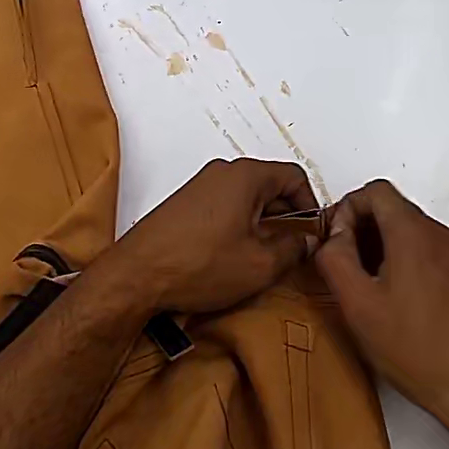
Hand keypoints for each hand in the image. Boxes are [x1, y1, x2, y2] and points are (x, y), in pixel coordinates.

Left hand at [96, 158, 319, 315]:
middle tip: (291, 249)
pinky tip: (233, 256)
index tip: (313, 232)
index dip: (311, 205)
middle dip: (286, 216)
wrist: (136, 275)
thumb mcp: (260, 265)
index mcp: (246, 176)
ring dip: (261, 223)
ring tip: (260, 257)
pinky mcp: (186, 203)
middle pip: (270, 185)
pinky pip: (225, 205)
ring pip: (247, 197)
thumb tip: (305, 242)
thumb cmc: (196, 264)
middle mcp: (223, 172)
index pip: (294, 177)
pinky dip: (238, 225)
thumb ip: (293, 249)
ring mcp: (202, 185)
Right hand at [315, 180, 448, 433]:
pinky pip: (419, 248)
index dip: (346, 207)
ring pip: (404, 227)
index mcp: (412, 233)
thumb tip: (330, 238)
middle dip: (359, 226)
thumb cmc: (421, 351)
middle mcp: (436, 236)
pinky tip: (384, 293)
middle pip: (389, 206)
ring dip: (376, 243)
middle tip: (341, 255)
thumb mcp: (357, 303)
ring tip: (360, 278)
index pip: (374, 190)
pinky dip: (396, 257)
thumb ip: (334, 259)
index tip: (335, 234)